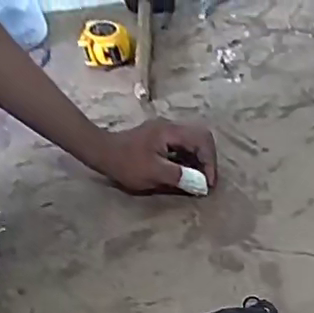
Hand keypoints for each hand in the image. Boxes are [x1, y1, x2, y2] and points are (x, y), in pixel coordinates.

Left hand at [93, 119, 218, 193]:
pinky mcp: (161, 140)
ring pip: (193, 143)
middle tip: (206, 182)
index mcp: (170, 132)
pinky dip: (190, 162)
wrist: (103, 153)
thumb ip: (179, 176)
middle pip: (201, 138)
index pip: (202, 140)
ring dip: (199, 162)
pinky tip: (186, 176)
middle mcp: (170, 127)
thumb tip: (201, 184)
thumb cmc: (127, 164)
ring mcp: (166, 132)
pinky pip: (183, 148)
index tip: (208, 183)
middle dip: (208, 160)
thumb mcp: (154, 173)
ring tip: (198, 182)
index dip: (210, 162)